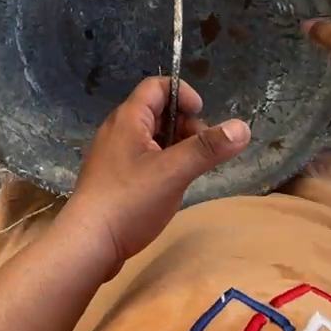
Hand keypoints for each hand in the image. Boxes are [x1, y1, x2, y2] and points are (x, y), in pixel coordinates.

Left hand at [58, 77, 249, 276]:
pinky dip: (161, 164)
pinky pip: (143, 157)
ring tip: (188, 172)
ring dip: (175, 147)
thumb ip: (207, 148)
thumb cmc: (129, 200)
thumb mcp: (174, 172)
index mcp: (128, 118)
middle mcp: (118, 129)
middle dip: (184, 125)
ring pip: (151, 137)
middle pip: (157, 111)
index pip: (157, 86)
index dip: (183, 94)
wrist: (87, 244)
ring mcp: (113, 154)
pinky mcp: (112, 177)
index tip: (203, 116)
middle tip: (200, 153)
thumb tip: (243, 127)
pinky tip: (169, 188)